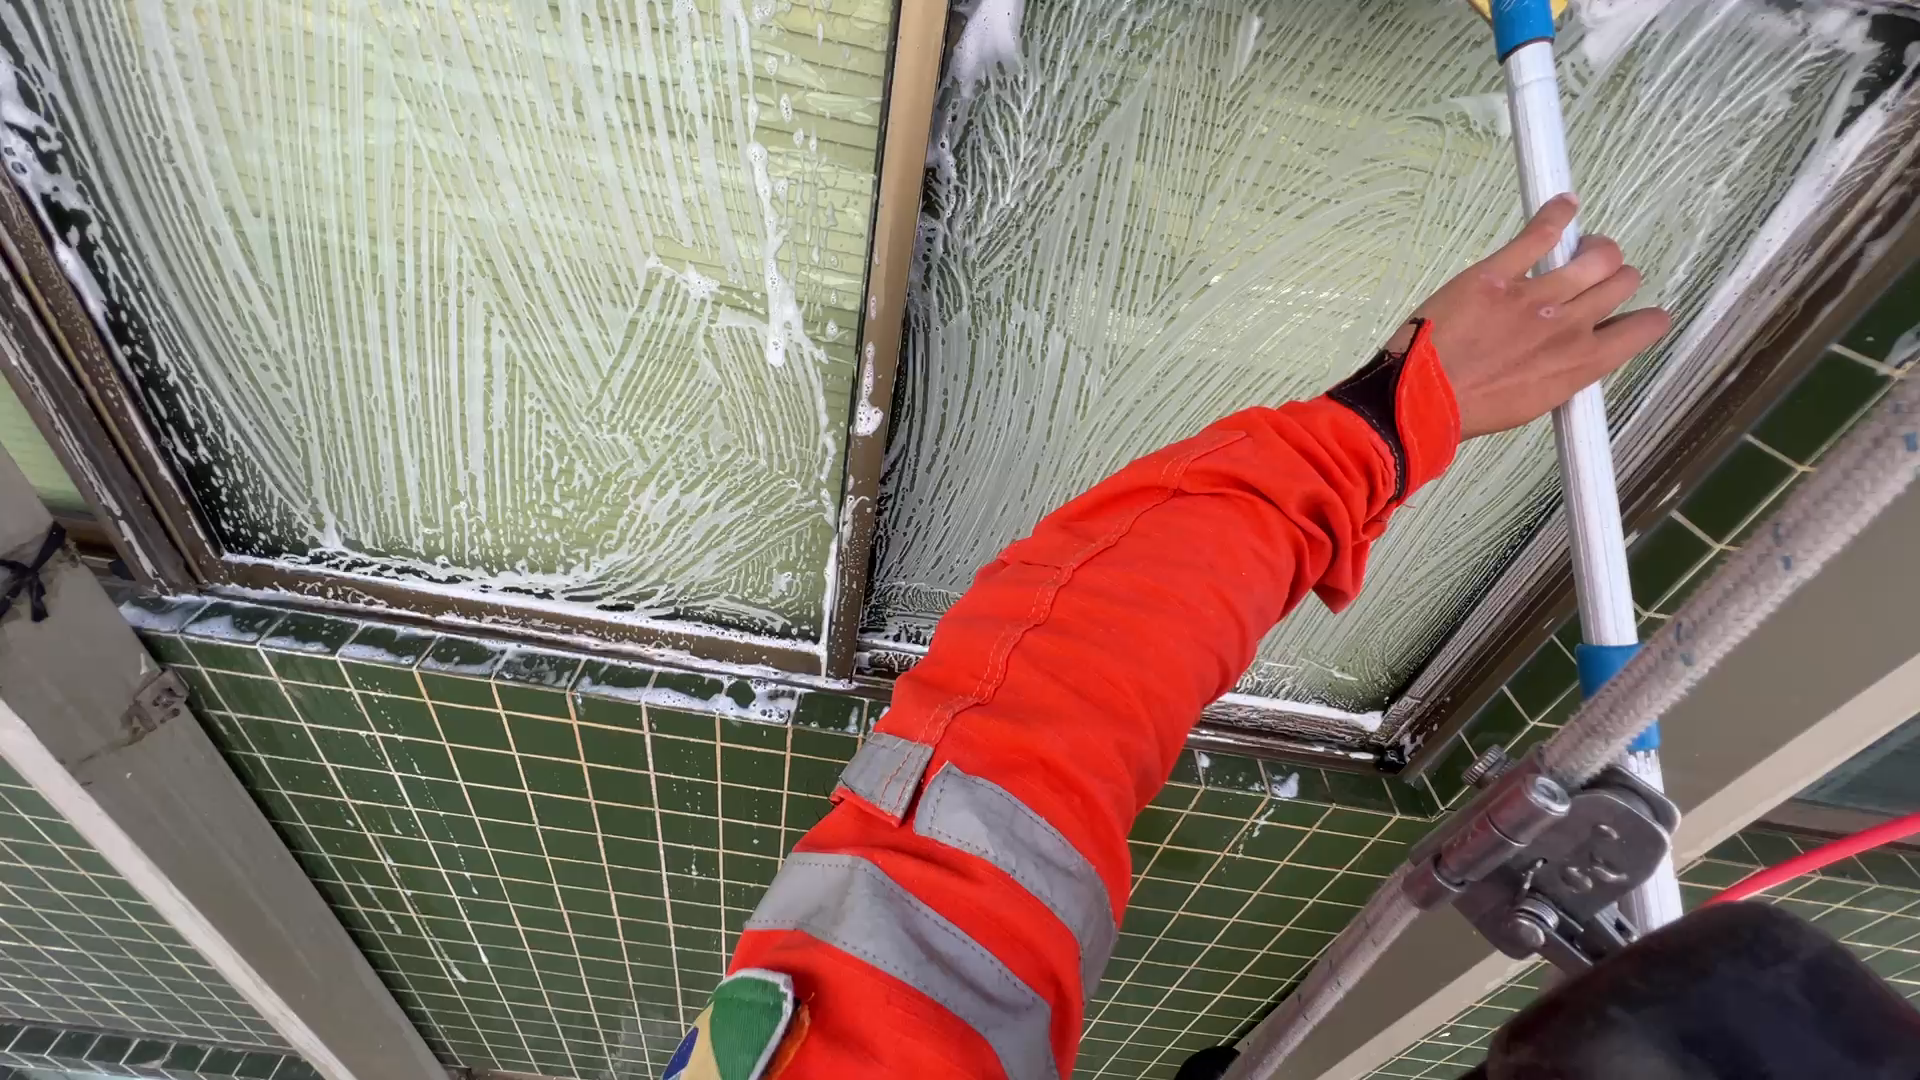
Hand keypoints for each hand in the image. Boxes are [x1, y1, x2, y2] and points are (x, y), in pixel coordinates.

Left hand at [1412, 194, 1671, 438]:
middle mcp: (1569, 324)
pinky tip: (1562, 206)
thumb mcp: (1529, 404)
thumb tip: (1573, 356)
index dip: (1638, 317)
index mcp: (1582, 362)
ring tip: (1575, 248)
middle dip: (1609, 276)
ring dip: (1590, 248)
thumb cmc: (1465, 411)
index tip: (1622, 314)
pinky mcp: (1494, 277)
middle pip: (1621, 279)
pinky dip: (1556, 214)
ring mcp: (1534, 296)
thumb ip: (1562, 373)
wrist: (1414, 400)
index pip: (1645, 325)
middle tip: (1585, 276)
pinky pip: (1539, 234)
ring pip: (1595, 254)